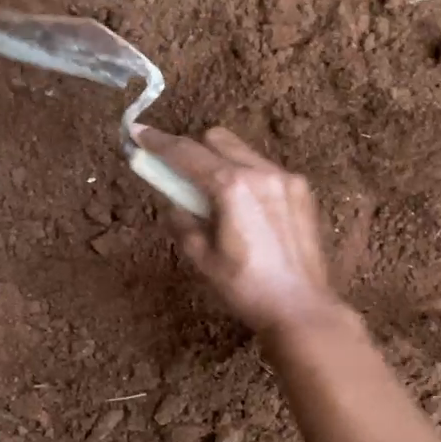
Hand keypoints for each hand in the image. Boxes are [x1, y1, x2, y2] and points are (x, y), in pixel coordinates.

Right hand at [133, 124, 346, 338]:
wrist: (301, 307)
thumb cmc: (246, 288)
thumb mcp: (202, 259)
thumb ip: (183, 223)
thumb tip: (175, 205)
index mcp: (232, 188)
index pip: (187, 154)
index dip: (158, 143)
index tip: (138, 134)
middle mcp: (262, 173)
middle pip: (217, 140)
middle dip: (192, 151)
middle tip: (179, 179)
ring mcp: (286, 179)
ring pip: (242, 152)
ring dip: (219, 163)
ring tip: (213, 200)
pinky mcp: (302, 191)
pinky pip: (264, 170)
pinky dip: (244, 177)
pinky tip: (242, 211)